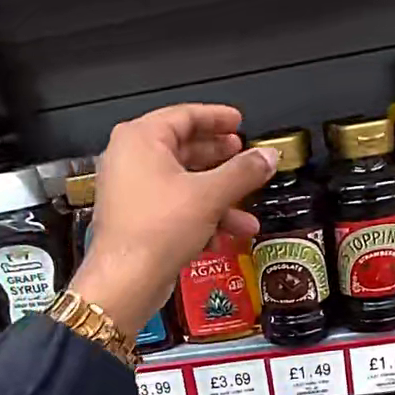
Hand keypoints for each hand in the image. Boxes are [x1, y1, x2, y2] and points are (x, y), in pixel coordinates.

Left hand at [68, 104, 275, 337]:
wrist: (128, 279)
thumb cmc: (153, 231)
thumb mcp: (210, 195)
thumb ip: (244, 172)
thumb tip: (267, 158)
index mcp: (140, 139)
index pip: (185, 115)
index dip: (217, 118)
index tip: (237, 122)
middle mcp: (130, 161)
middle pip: (185, 150)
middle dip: (221, 162)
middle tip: (243, 158)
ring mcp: (131, 192)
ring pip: (184, 186)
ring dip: (219, 200)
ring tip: (245, 214)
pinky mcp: (137, 220)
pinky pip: (175, 210)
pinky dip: (200, 218)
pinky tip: (222, 236)